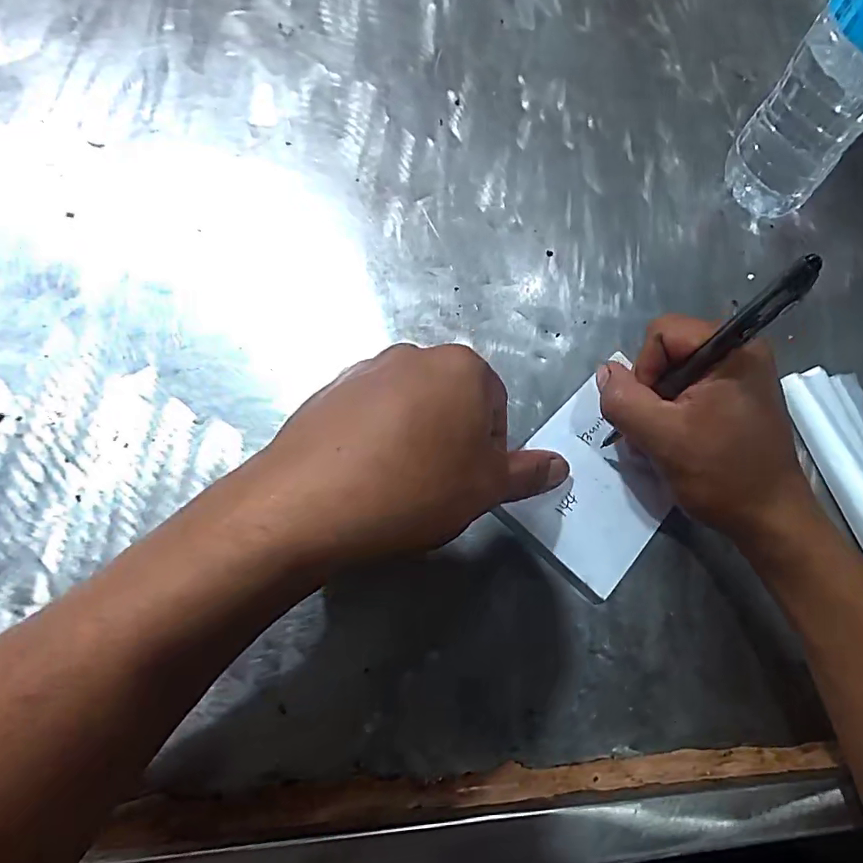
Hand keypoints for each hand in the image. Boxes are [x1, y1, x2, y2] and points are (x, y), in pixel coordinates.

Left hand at [226, 343, 566, 570]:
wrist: (302, 507)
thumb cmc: (414, 490)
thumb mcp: (486, 488)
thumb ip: (529, 473)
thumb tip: (560, 466)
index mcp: (463, 368)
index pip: (497, 408)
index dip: (489, 448)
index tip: (468, 479)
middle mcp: (415, 356)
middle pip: (455, 400)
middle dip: (454, 437)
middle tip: (438, 482)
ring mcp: (365, 369)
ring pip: (413, 407)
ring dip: (416, 438)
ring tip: (398, 482)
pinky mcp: (325, 392)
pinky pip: (371, 414)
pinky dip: (376, 439)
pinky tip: (365, 476)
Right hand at [596, 314, 819, 544]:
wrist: (771, 518)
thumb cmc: (722, 475)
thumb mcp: (662, 437)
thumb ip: (625, 400)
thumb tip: (607, 372)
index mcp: (734, 348)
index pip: (663, 333)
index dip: (644, 370)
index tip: (650, 414)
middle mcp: (744, 353)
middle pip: (671, 354)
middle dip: (652, 394)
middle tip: (654, 436)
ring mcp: (745, 379)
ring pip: (680, 379)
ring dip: (662, 412)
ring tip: (665, 447)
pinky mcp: (743, 402)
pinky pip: (697, 396)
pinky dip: (680, 419)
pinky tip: (681, 448)